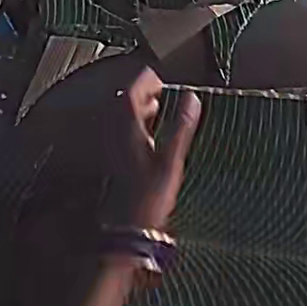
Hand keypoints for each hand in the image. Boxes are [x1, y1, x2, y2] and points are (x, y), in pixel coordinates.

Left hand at [123, 69, 200, 229]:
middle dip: (145, 91)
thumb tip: (192, 97)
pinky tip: (151, 133)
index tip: (162, 78)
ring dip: (141, 107)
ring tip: (159, 108)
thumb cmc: (149, 194)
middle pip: (128, 98)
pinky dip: (137, 122)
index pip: (135, 87)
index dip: (148, 80)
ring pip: (125, 113)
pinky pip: (124, 128)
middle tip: (163, 91)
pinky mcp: (115, 155)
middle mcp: (116, 128)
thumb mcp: (171, 158)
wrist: (128, 227)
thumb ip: (182, 125)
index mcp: (128, 123)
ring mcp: (113, 142)